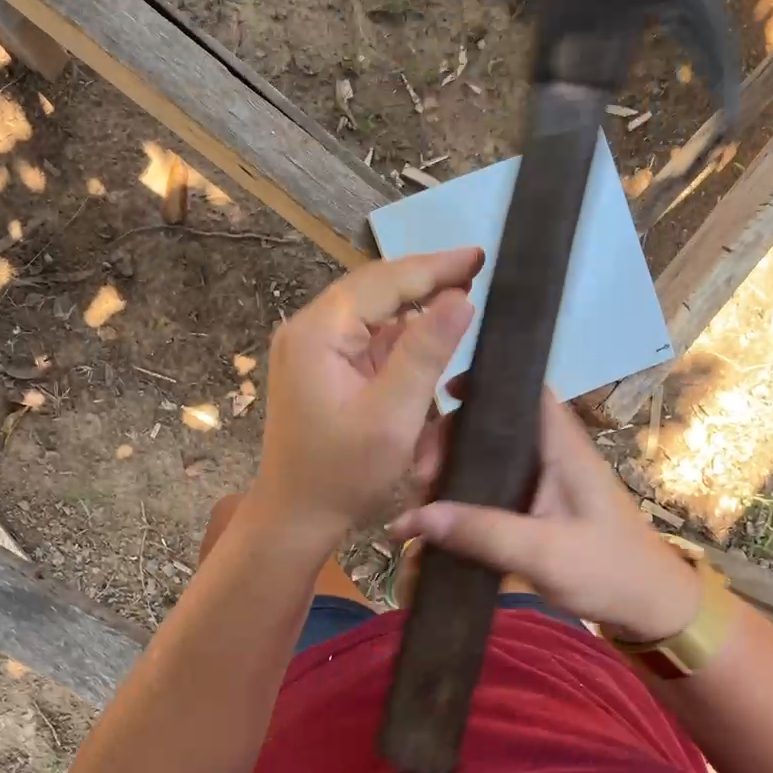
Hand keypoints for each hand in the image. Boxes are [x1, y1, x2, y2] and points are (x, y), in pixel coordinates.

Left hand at [253, 248, 483, 535]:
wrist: (294, 517)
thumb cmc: (342, 475)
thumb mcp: (393, 416)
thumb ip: (425, 353)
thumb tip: (461, 298)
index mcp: (319, 333)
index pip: (384, 282)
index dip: (434, 267)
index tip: (479, 256)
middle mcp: (308, 330)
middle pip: (374, 288)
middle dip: (425, 279)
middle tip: (476, 269)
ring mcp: (310, 349)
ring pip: (370, 311)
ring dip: (413, 305)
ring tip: (460, 293)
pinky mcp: (318, 370)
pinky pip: (363, 338)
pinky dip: (396, 333)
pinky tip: (426, 331)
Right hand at [391, 395, 701, 642]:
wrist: (648, 611)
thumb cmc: (609, 571)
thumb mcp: (545, 553)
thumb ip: (483, 533)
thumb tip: (414, 517)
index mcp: (562, 449)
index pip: (525, 392)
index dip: (486, 384)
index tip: (443, 397)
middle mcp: (549, 460)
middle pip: (491, 428)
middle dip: (450, 444)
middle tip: (422, 480)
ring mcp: (540, 489)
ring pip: (484, 465)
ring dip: (449, 481)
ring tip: (420, 511)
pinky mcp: (533, 517)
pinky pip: (487, 501)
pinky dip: (460, 512)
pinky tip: (432, 538)